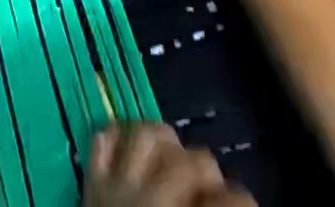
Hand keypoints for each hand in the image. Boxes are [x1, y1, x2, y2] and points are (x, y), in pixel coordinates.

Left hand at [84, 124, 254, 206]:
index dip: (243, 203)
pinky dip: (119, 136)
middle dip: (208, 170)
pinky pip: (103, 139)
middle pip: (193, 161)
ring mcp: (118, 189)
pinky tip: (132, 151)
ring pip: (145, 136)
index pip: (235, 202)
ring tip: (172, 157)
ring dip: (164, 139)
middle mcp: (154, 203)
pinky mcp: (91, 184)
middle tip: (208, 189)